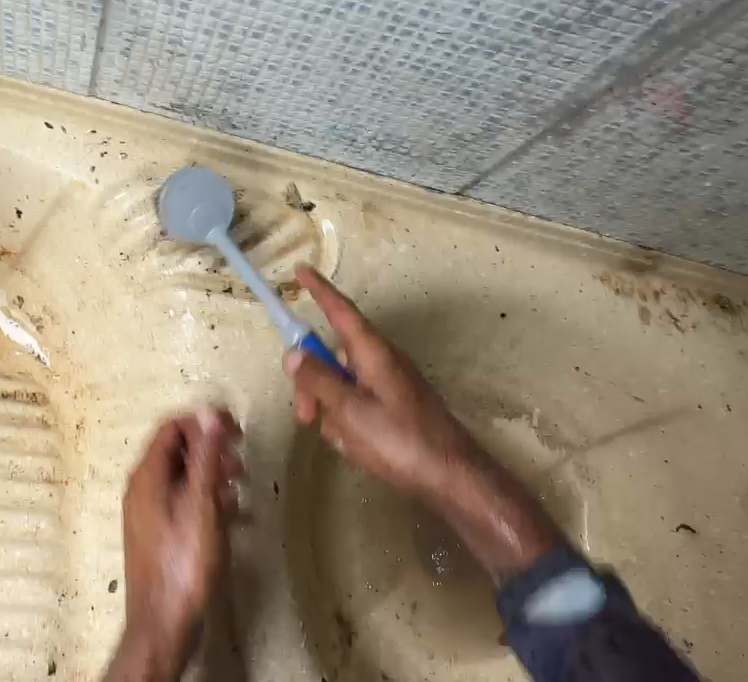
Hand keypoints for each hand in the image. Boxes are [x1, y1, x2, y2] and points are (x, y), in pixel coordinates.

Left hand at [107, 406, 242, 681]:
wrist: (162, 626)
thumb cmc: (184, 562)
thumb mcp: (201, 503)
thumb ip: (205, 456)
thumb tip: (208, 410)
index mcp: (147, 475)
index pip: (172, 427)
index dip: (204, 424)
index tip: (235, 434)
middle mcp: (142, 488)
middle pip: (177, 451)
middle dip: (211, 452)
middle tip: (239, 468)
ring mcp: (148, 512)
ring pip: (182, 478)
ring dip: (211, 478)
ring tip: (236, 495)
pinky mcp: (157, 534)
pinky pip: (182, 503)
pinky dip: (205, 501)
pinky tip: (228, 519)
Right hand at [285, 265, 563, 579]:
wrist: (453, 479)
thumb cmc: (401, 440)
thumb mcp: (350, 411)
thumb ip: (318, 380)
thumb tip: (294, 354)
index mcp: (372, 352)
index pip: (339, 311)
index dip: (318, 290)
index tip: (301, 269)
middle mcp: (380, 361)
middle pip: (330, 357)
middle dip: (312, 384)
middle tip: (306, 417)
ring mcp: (388, 385)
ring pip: (340, 386)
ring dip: (330, 410)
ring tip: (344, 441)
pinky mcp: (394, 407)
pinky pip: (356, 405)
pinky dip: (348, 424)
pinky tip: (358, 449)